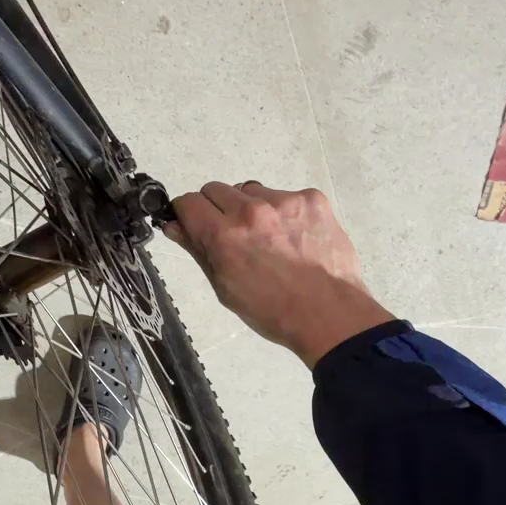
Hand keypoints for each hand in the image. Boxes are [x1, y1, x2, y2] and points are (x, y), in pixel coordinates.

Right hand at [165, 182, 394, 366]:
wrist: (330, 314)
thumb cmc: (273, 312)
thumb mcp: (225, 289)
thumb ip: (199, 251)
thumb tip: (175, 226)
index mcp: (225, 236)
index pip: (188, 202)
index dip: (186, 214)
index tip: (193, 224)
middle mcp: (252, 211)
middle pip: (215, 190)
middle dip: (216, 209)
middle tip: (232, 236)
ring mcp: (285, 201)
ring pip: (250, 190)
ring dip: (250, 208)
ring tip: (268, 238)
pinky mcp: (312, 199)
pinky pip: (285, 195)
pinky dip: (284, 212)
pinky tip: (295, 238)